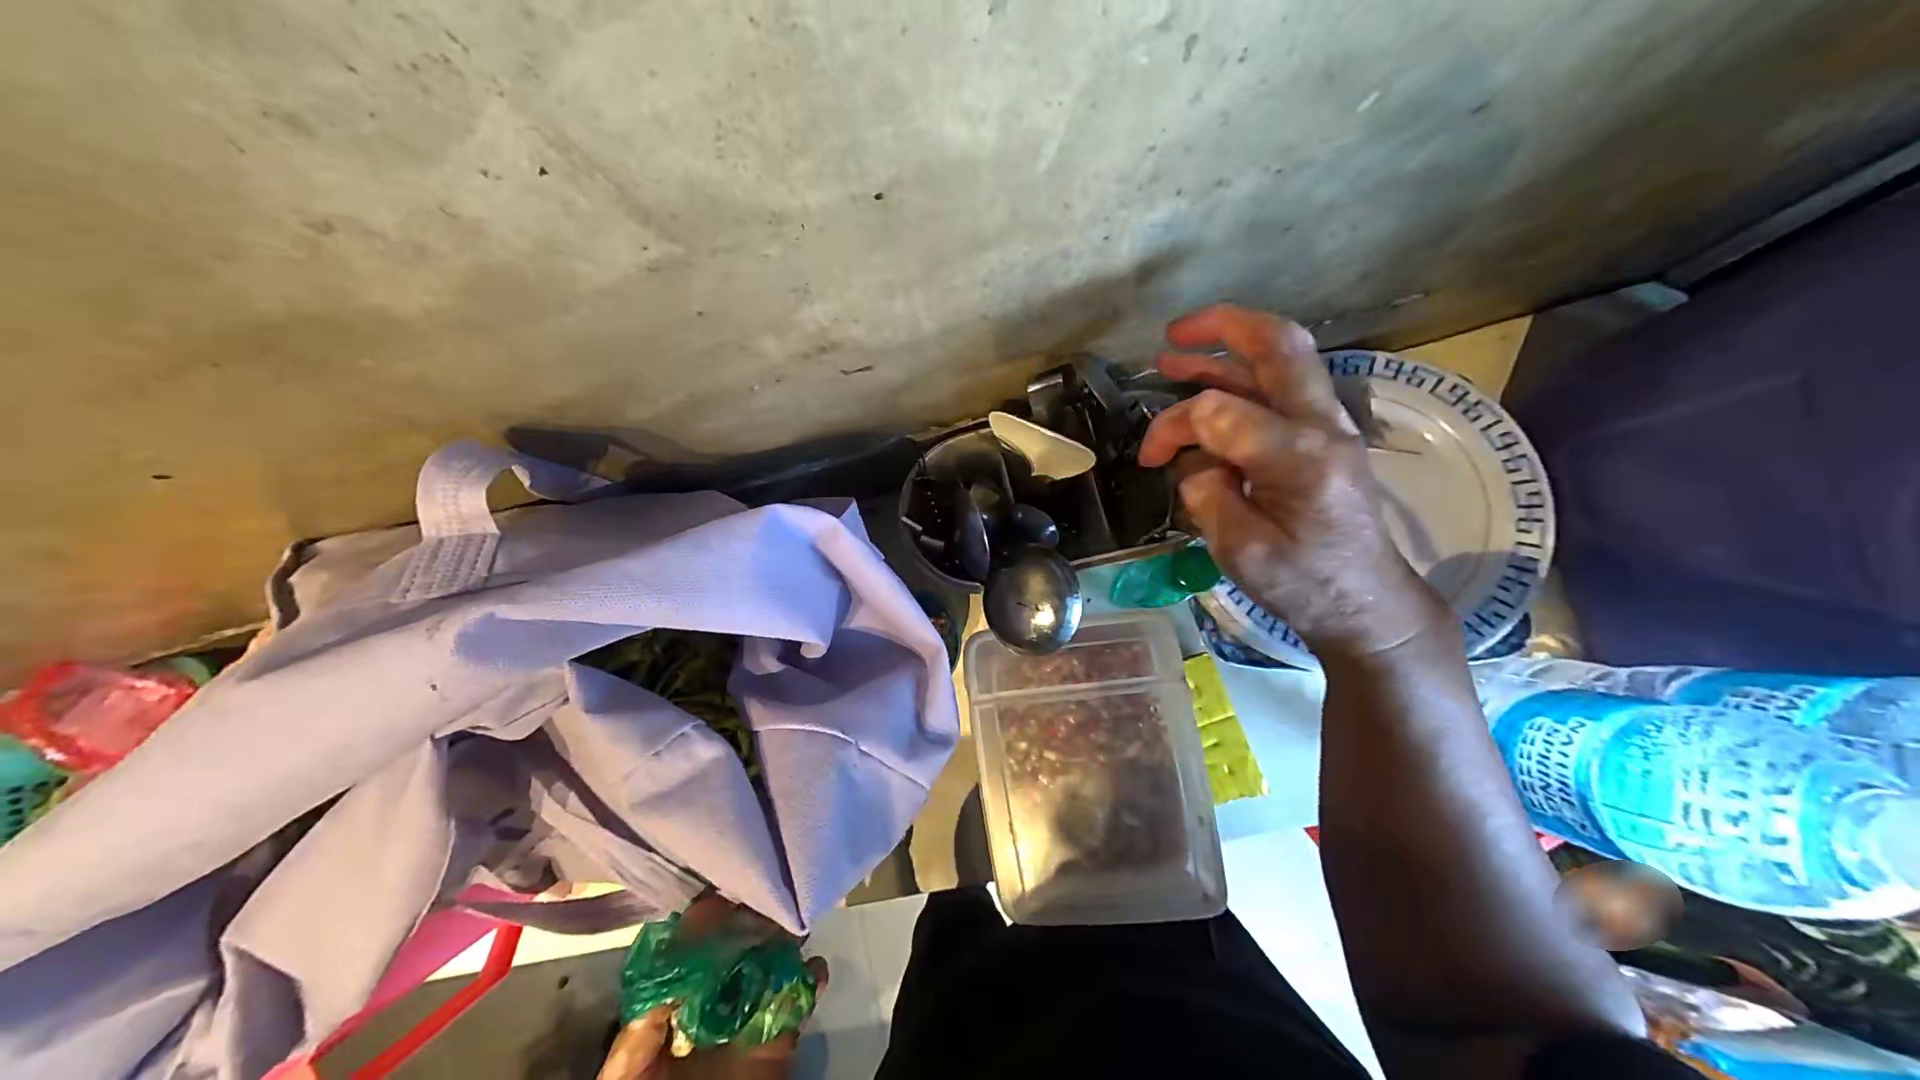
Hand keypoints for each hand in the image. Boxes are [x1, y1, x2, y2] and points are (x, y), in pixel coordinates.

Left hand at [596, 895, 828, 1079]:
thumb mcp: (626, 1078)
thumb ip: (637, 1038)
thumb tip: (665, 988)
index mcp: (674, 1006)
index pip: (689, 954)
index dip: (701, 925)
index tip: (716, 899)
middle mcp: (713, 1002)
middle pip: (735, 951)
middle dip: (751, 923)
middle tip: (766, 898)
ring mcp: (748, 1017)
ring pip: (771, 966)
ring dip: (785, 943)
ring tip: (794, 926)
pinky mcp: (780, 1036)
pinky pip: (800, 1000)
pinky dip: (812, 979)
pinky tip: (815, 969)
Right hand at [1138, 304, 1447, 658]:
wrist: (1365, 601)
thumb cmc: (1304, 583)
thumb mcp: (1240, 551)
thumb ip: (1207, 494)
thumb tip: (1195, 462)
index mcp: (1299, 457)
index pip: (1218, 412)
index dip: (1171, 427)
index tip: (1150, 458)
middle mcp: (1321, 426)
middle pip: (1277, 346)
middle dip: (1221, 327)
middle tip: (1171, 335)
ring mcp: (1328, 427)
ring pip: (1279, 362)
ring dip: (1225, 353)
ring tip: (1173, 356)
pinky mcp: (1322, 437)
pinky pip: (1280, 390)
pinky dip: (1239, 381)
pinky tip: (1206, 393)